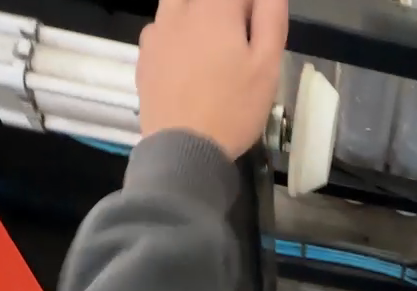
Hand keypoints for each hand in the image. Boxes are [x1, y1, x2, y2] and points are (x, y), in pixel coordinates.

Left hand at [137, 0, 288, 159]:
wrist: (184, 150)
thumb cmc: (233, 110)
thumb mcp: (266, 68)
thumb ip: (271, 19)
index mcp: (215, 8)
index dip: (252, 9)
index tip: (257, 36)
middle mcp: (180, 9)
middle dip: (224, 11)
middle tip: (236, 44)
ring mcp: (157, 31)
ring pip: (178, 5)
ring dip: (196, 17)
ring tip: (210, 53)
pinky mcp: (144, 56)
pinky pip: (161, 31)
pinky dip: (176, 38)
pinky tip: (186, 67)